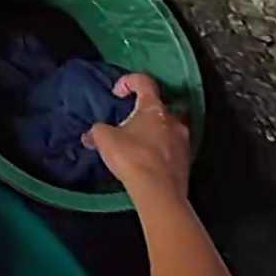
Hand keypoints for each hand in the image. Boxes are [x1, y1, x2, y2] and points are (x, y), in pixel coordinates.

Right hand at [83, 73, 190, 205]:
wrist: (159, 193)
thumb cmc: (132, 156)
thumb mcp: (104, 138)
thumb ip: (97, 130)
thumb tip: (89, 135)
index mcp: (153, 107)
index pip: (144, 81)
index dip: (129, 81)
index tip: (116, 93)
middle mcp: (172, 119)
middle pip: (157, 106)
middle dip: (141, 111)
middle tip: (127, 122)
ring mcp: (182, 141)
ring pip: (166, 128)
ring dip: (152, 132)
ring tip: (136, 144)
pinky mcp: (186, 162)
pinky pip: (170, 147)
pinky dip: (158, 149)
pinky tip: (145, 160)